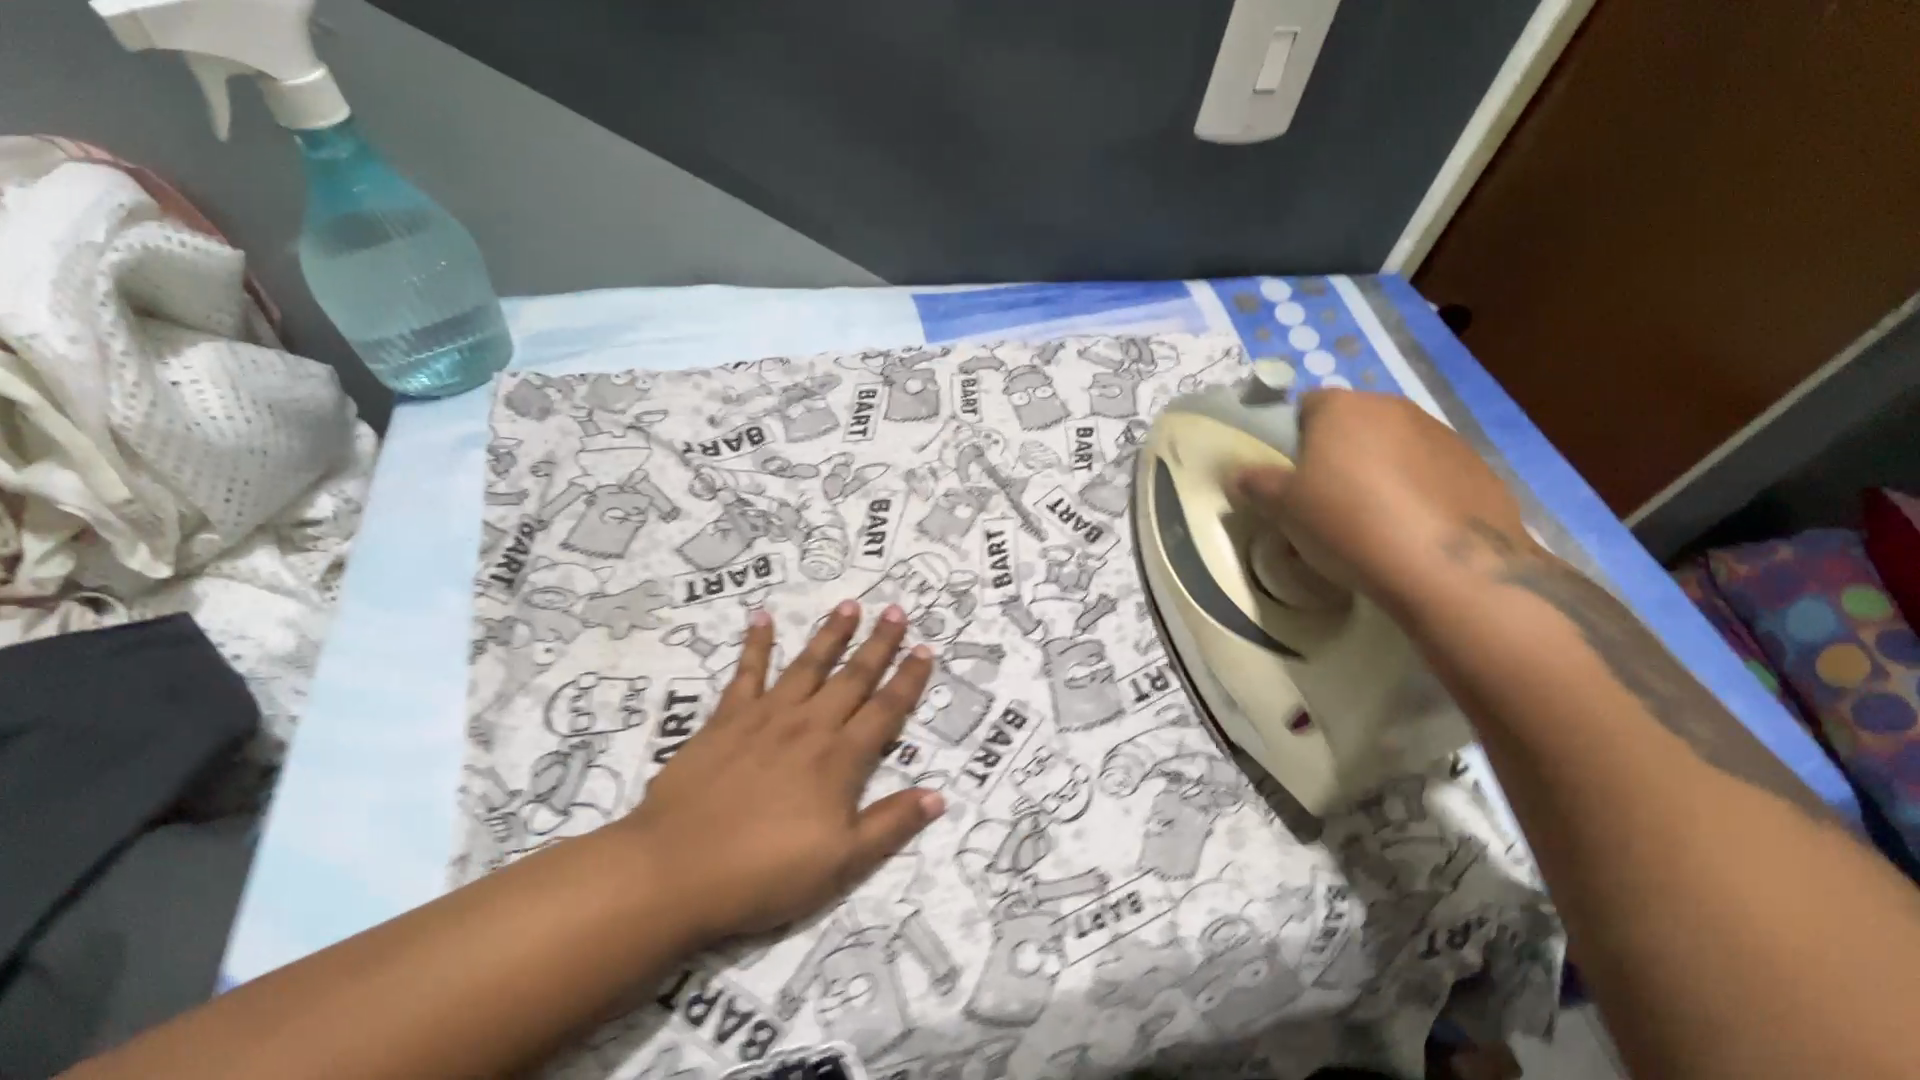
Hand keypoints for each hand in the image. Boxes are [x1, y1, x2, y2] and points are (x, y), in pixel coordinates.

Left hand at [615, 601, 943, 944]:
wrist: (676, 869)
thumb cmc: (765, 874)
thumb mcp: (842, 864)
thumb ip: (890, 825)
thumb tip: (938, 795)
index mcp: (840, 760)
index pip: (886, 711)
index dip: (909, 680)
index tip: (926, 649)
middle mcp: (808, 727)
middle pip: (852, 678)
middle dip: (878, 644)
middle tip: (895, 610)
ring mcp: (764, 718)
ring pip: (807, 666)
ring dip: (830, 635)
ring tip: (849, 605)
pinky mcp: (724, 721)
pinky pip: (746, 673)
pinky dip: (756, 644)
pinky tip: (762, 618)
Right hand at [1233, 389, 1534, 612]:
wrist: (1445, 566)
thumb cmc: (1346, 523)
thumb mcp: (1283, 510)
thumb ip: (1258, 485)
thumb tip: (1240, 475)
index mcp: (1342, 408)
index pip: (1308, 406)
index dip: (1297, 440)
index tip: (1296, 479)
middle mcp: (1394, 407)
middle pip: (1356, 424)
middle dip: (1343, 455)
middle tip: (1331, 502)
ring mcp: (1443, 435)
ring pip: (1399, 447)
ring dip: (1385, 472)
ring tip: (1377, 522)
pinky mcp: (1478, 468)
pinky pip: (1435, 474)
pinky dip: (1422, 493)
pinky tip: (1415, 532)